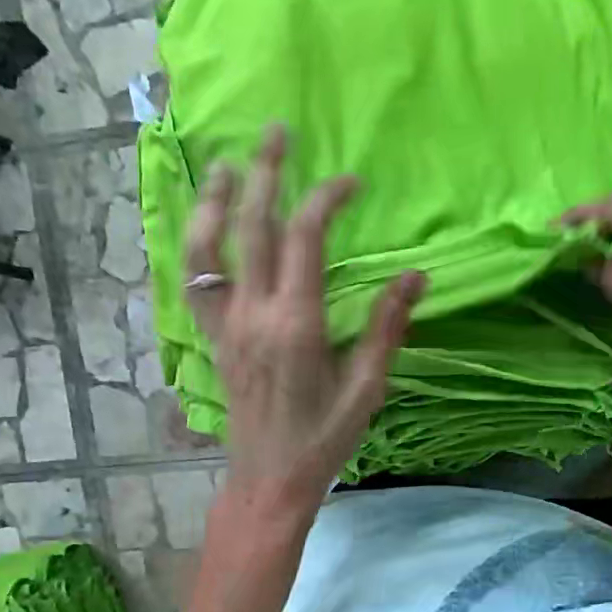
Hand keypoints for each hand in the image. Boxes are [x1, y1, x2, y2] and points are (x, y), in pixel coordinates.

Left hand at [184, 125, 424, 520]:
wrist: (269, 479)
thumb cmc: (323, 439)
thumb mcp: (366, 389)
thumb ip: (386, 328)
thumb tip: (415, 276)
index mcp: (296, 325)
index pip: (304, 238)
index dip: (325, 198)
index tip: (349, 182)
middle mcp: (253, 315)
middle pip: (251, 228)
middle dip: (263, 173)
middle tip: (275, 132)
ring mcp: (225, 326)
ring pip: (206, 252)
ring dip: (214, 203)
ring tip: (224, 166)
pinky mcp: (213, 340)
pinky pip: (196, 284)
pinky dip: (199, 248)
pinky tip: (207, 228)